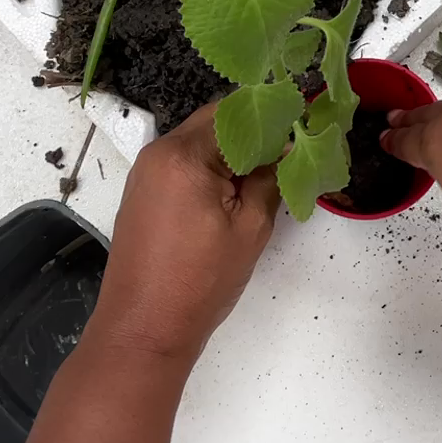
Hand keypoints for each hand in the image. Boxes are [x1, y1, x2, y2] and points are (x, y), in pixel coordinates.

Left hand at [85, 103, 279, 364]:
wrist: (143, 330)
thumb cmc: (200, 281)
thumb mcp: (251, 226)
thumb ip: (271, 176)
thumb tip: (285, 147)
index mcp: (185, 155)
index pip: (234, 112)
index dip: (270, 118)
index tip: (299, 132)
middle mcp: (159, 152)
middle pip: (214, 122)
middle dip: (252, 133)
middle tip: (286, 153)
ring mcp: (146, 172)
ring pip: (200, 142)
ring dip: (231, 151)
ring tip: (265, 174)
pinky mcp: (143, 191)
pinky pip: (184, 162)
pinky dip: (210, 167)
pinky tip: (235, 190)